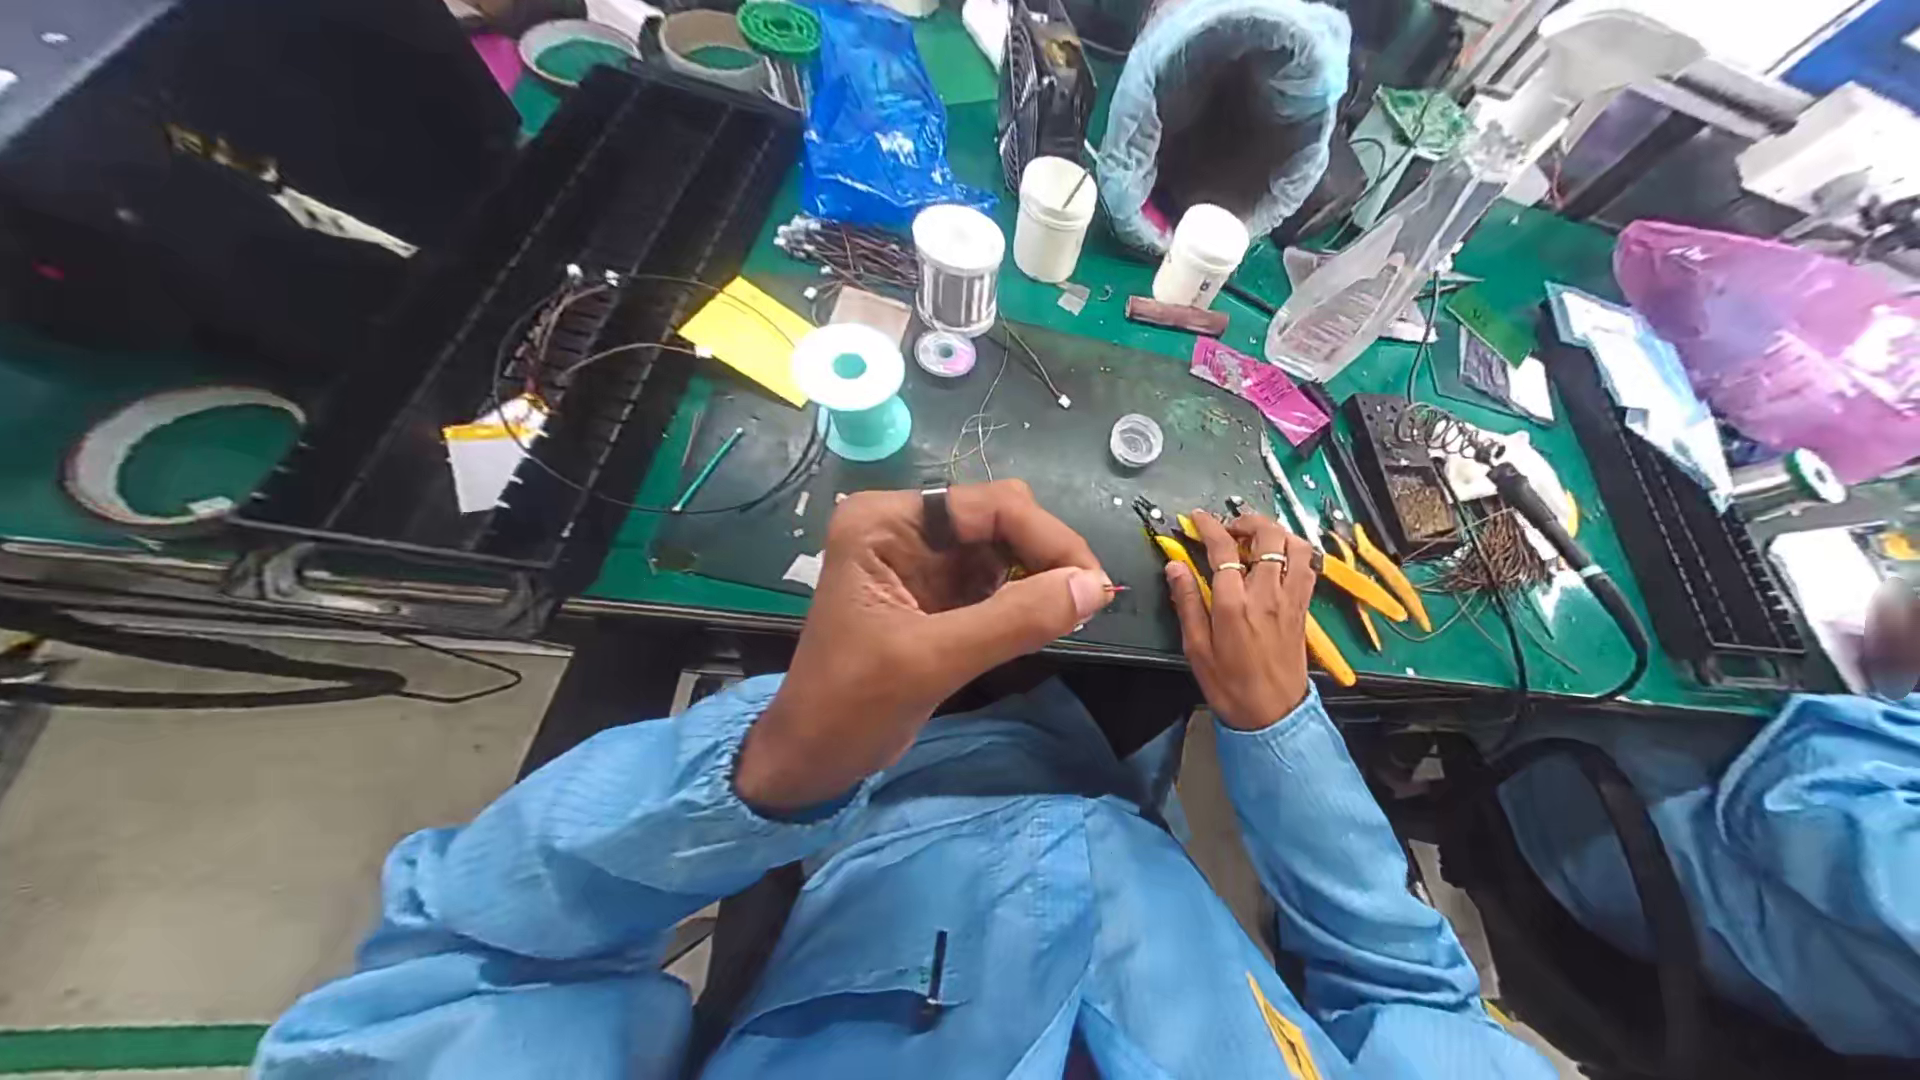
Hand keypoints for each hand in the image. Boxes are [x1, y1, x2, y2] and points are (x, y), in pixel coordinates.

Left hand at [735, 480, 1112, 811]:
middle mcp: (904, 526)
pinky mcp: (937, 591)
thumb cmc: (849, 705)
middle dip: (1046, 554)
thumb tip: (1094, 587)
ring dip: (1040, 575)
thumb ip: (1013, 620)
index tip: (1091, 583)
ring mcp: (922, 558)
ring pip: (1004, 547)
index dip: (1047, 537)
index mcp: (885, 522)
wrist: (812, 757)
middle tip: (1086, 600)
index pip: (987, 505)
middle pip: (1000, 518)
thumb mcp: (930, 660)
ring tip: (1069, 613)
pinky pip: (996, 579)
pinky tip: (1044, 619)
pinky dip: (1025, 596)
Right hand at [1165, 510, 1316, 730]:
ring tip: (1254, 537)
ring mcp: (1290, 599)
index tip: (1197, 517)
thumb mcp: (1195, 646)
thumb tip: (1175, 566)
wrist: (1272, 714)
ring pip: (1295, 545)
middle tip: (1227, 527)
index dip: (1209, 526)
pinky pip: (1308, 566)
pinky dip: (1294, 550)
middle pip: (1268, 536)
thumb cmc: (1228, 683)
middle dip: (1246, 520)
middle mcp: (1266, 594)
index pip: (1223, 549)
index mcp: (1233, 604)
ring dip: (1275, 531)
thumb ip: (1186, 601)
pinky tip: (1277, 557)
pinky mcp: (1303, 608)